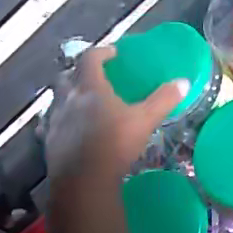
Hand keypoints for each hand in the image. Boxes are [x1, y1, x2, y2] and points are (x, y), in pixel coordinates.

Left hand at [44, 46, 186, 188]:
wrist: (83, 180)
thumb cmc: (114, 144)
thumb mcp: (145, 121)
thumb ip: (163, 100)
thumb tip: (183, 82)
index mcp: (90, 88)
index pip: (90, 58)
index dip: (102, 52)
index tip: (113, 53)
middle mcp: (67, 99)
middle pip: (67, 76)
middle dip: (79, 74)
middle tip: (94, 79)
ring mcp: (55, 120)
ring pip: (57, 100)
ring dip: (68, 97)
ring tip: (82, 105)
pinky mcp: (49, 142)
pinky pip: (52, 125)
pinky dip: (61, 122)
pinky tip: (70, 131)